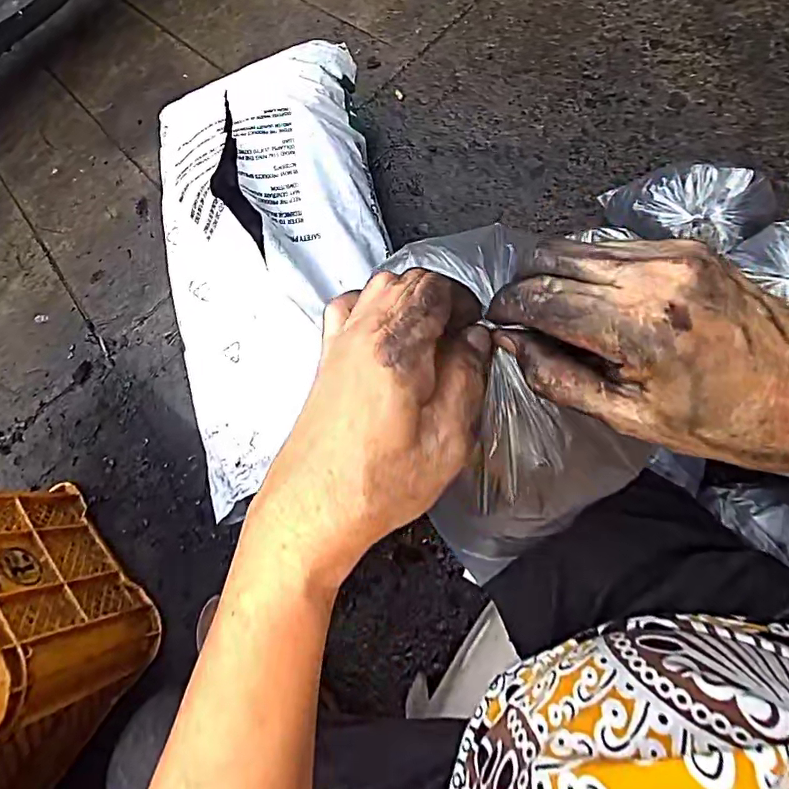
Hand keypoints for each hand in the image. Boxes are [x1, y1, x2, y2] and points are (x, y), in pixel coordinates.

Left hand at [245, 269, 492, 590]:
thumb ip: (467, 379)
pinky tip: (390, 339)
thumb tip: (476, 341)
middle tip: (459, 334)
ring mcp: (338, 343)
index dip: (465, 301)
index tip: (475, 328)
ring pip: (378, 287)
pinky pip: (350, 308)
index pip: (435, 288)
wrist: (312, 509)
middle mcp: (361, 335)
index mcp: (395, 348)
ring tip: (430, 337)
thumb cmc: (372, 485)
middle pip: (406, 280)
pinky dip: (375, 308)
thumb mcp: (446, 440)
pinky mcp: (326, 359)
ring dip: (409, 299)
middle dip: (441, 297)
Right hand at [486, 238, 788, 482]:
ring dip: (551, 272)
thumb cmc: (731, 424)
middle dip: (522, 286)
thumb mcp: (636, 420)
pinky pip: (612, 247)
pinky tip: (592, 296)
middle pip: (552, 259)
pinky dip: (587, 266)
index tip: (496, 322)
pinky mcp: (687, 246)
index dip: (508, 308)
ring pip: (578, 244)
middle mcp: (653, 276)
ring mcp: (672, 254)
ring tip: (550, 307)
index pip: (543, 299)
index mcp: (640, 328)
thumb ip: (562, 379)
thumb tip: (513, 344)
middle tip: (517, 316)